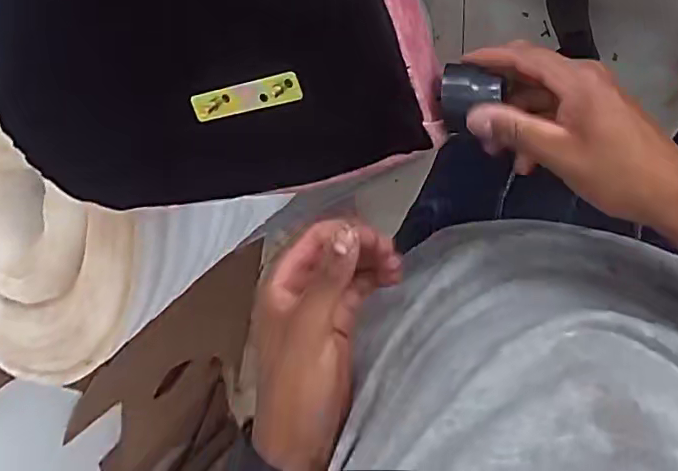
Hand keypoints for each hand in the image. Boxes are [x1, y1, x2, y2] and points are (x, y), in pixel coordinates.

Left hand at [250, 218, 401, 470]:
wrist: (300, 446)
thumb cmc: (294, 392)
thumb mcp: (311, 330)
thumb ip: (328, 279)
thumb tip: (347, 233)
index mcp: (282, 284)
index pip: (315, 237)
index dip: (344, 231)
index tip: (373, 239)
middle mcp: (300, 288)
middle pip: (335, 247)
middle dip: (364, 244)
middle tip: (390, 252)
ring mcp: (320, 304)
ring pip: (349, 264)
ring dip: (373, 259)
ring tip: (395, 266)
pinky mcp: (338, 320)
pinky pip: (359, 285)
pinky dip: (375, 277)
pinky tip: (390, 277)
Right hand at [462, 41, 677, 225]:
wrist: (672, 193)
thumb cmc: (616, 171)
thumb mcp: (559, 152)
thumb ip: (515, 129)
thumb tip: (476, 113)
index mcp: (575, 77)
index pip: (522, 55)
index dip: (488, 57)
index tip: (459, 67)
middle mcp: (584, 76)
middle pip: (532, 73)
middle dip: (501, 94)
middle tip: (474, 117)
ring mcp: (595, 93)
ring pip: (544, 95)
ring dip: (520, 118)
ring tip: (500, 151)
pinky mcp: (601, 110)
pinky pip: (561, 109)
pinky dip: (541, 127)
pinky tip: (531, 159)